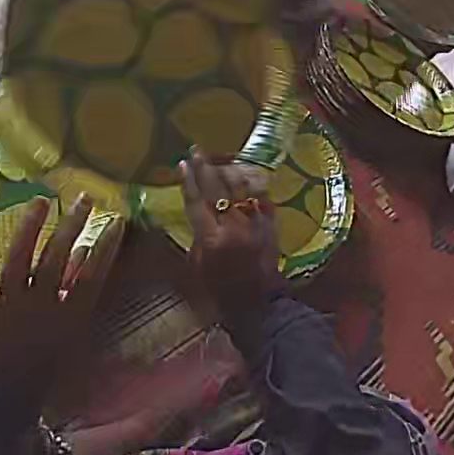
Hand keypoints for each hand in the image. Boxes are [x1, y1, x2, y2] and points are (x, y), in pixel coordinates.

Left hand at [0, 194, 124, 401]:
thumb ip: (81, 306)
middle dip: (73, 225)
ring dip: (30, 229)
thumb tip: (87, 267)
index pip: (94, 274)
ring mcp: (12, 307)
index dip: (107, 246)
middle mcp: (42, 305)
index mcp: (70, 318)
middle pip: (59, 258)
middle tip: (86, 198)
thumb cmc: (41, 382)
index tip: (117, 220)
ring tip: (42, 202)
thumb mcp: (73, 346)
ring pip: (20, 261)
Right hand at [181, 151, 284, 317]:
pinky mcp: (271, 222)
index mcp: (211, 238)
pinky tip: (245, 173)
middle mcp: (233, 225)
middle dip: (205, 167)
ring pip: (241, 186)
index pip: (196, 201)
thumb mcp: (198, 267)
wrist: (259, 303)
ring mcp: (255, 221)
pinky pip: (261, 194)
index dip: (188, 180)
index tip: (182, 163)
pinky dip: (252, 182)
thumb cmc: (222, 290)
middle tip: (197, 151)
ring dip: (229, 169)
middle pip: (217, 188)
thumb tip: (197, 214)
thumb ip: (196, 237)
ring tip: (220, 158)